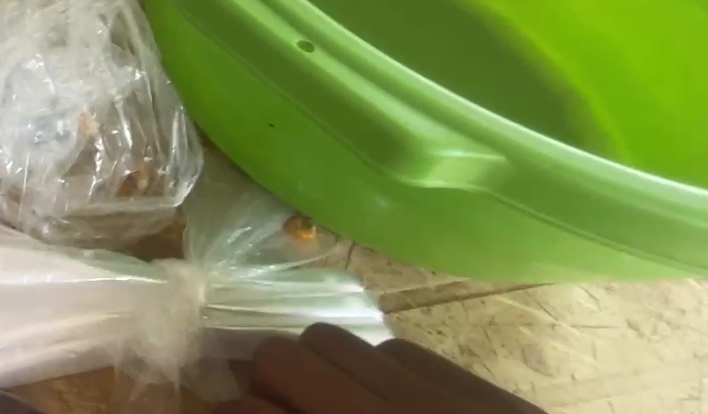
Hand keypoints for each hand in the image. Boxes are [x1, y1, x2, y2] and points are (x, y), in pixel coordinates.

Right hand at [220, 324, 545, 413]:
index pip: (251, 411)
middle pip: (279, 357)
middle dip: (263, 386)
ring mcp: (445, 404)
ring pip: (328, 339)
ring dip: (315, 372)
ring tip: (329, 407)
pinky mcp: (492, 398)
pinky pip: (395, 349)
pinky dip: (374, 371)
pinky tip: (389, 408)